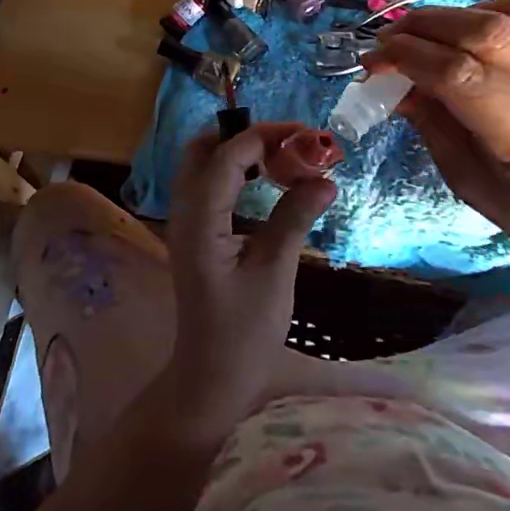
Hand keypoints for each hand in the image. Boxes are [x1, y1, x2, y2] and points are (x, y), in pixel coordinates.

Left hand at [161, 124, 336, 435]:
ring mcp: (185, 223)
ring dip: (240, 153)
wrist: (213, 375)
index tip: (306, 135)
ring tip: (285, 160)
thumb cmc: (244, 332)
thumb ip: (294, 219)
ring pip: (203, 166)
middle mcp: (184, 214)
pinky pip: (209, 187)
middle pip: (202, 150)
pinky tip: (267, 183)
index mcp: (199, 222)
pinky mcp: (195, 234)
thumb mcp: (274, 273)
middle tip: (290, 145)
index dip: (264, 138)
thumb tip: (325, 179)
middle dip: (244, 137)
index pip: (225, 158)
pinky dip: (236, 173)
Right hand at [362, 0, 509, 280]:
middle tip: (390, 37)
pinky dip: (502, 8)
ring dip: (466, 12)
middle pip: (494, 34)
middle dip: (428, 25)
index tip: (373, 60)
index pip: (464, 78)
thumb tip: (397, 83)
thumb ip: (434, 127)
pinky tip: (477, 30)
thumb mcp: (473, 186)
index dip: (410, 57)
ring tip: (434, 32)